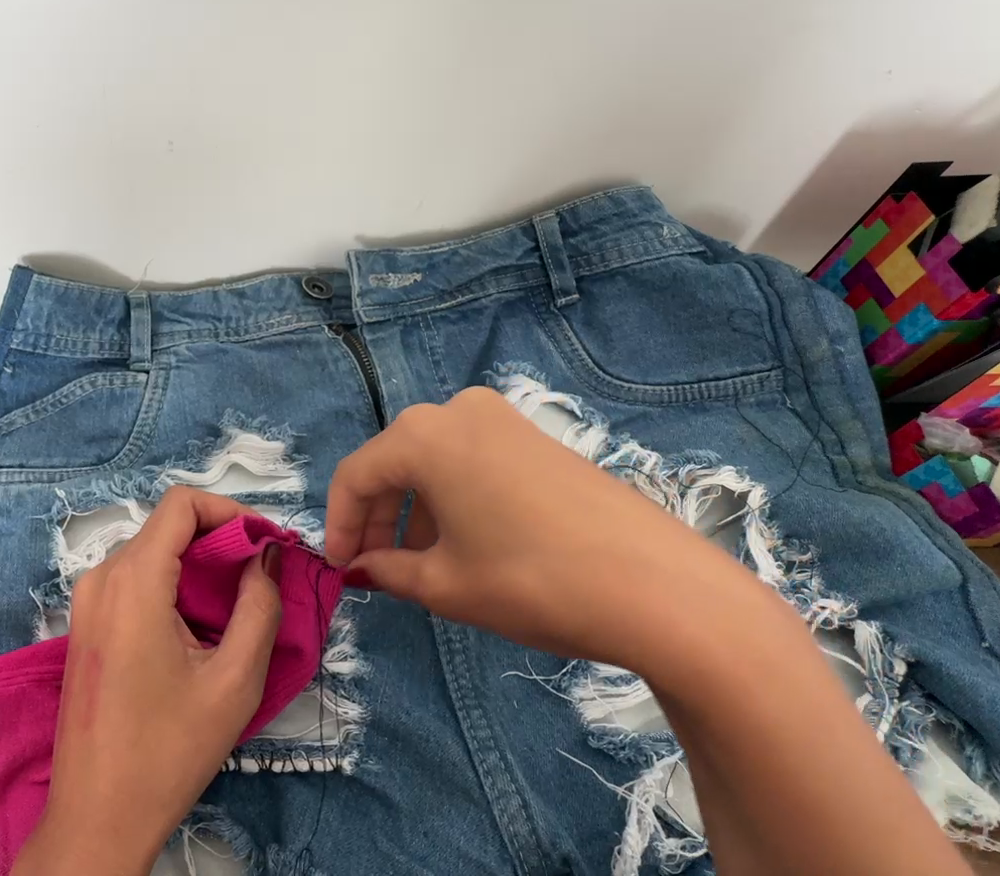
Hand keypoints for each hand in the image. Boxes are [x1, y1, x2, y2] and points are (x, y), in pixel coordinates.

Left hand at [12, 487, 284, 875]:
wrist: (97, 816)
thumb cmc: (168, 751)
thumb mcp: (233, 681)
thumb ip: (259, 607)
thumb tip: (268, 555)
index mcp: (132, 580)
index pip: (181, 504)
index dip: (231, 511)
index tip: (267, 544)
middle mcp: (101, 577)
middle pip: (167, 527)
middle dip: (221, 541)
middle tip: (265, 577)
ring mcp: (87, 600)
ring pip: (153, 552)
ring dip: (199, 566)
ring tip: (238, 607)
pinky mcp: (86, 623)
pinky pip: (134, 580)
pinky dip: (173, 585)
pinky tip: (200, 627)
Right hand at [324, 387, 776, 672]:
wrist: (662, 589)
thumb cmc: (532, 581)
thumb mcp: (445, 585)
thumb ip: (387, 571)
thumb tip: (362, 569)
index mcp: (422, 435)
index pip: (355, 475)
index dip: (339, 524)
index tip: (338, 567)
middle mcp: (458, 411)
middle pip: (394, 463)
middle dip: (377, 517)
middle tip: (375, 568)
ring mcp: (505, 419)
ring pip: (434, 462)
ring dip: (415, 510)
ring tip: (420, 565)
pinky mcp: (539, 439)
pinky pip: (472, 462)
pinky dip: (454, 498)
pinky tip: (466, 544)